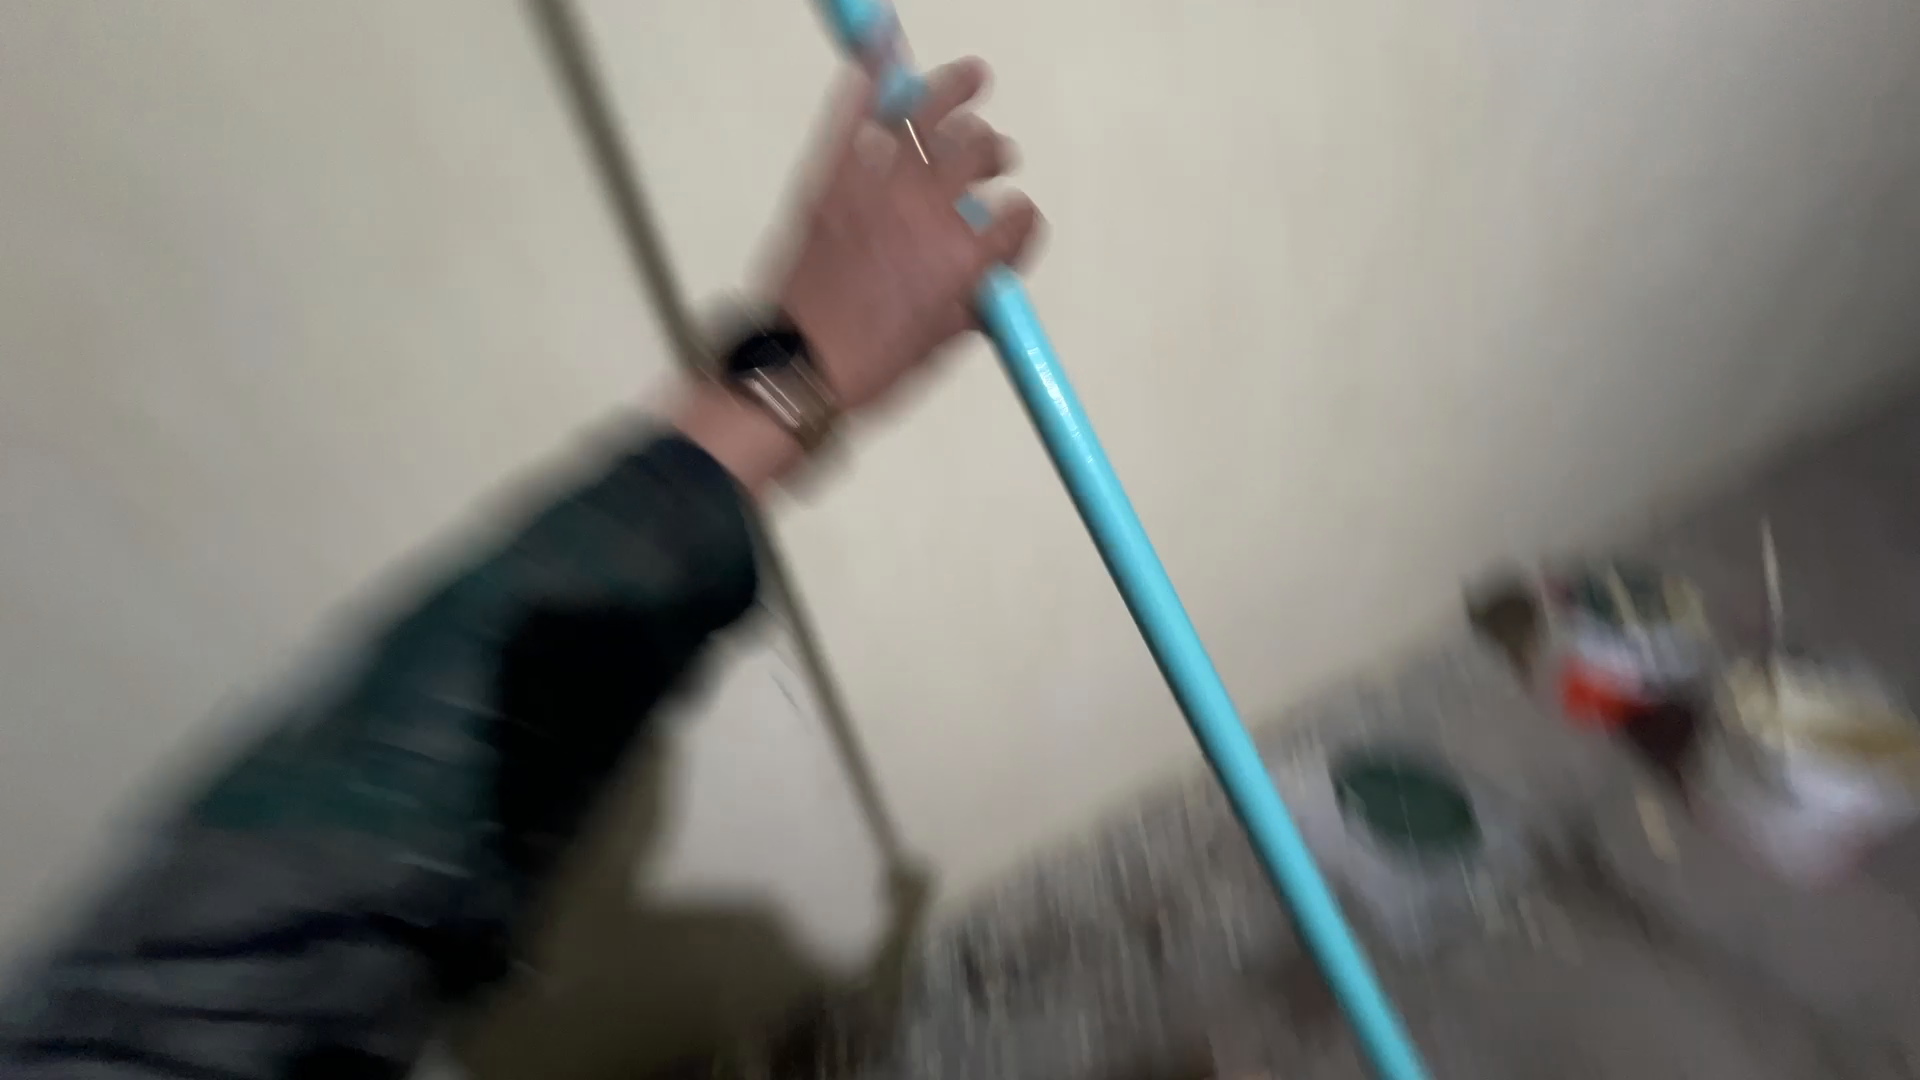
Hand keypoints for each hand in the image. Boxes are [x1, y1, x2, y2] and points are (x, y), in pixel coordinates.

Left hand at [778, 57, 1043, 412]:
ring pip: (926, 116)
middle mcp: (929, 213)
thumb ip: (969, 307)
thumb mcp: (939, 349)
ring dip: (955, 91)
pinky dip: (870, 73)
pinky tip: (884, 44)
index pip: (1017, 219)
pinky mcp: (832, 180)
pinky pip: (853, 114)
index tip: (1014, 226)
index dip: (1022, 223)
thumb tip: (982, 285)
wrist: (798, 367)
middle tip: (995, 158)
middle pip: (977, 153)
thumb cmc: (872, 368)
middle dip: (995, 154)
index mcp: (963, 260)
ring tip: (973, 78)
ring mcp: (878, 188)